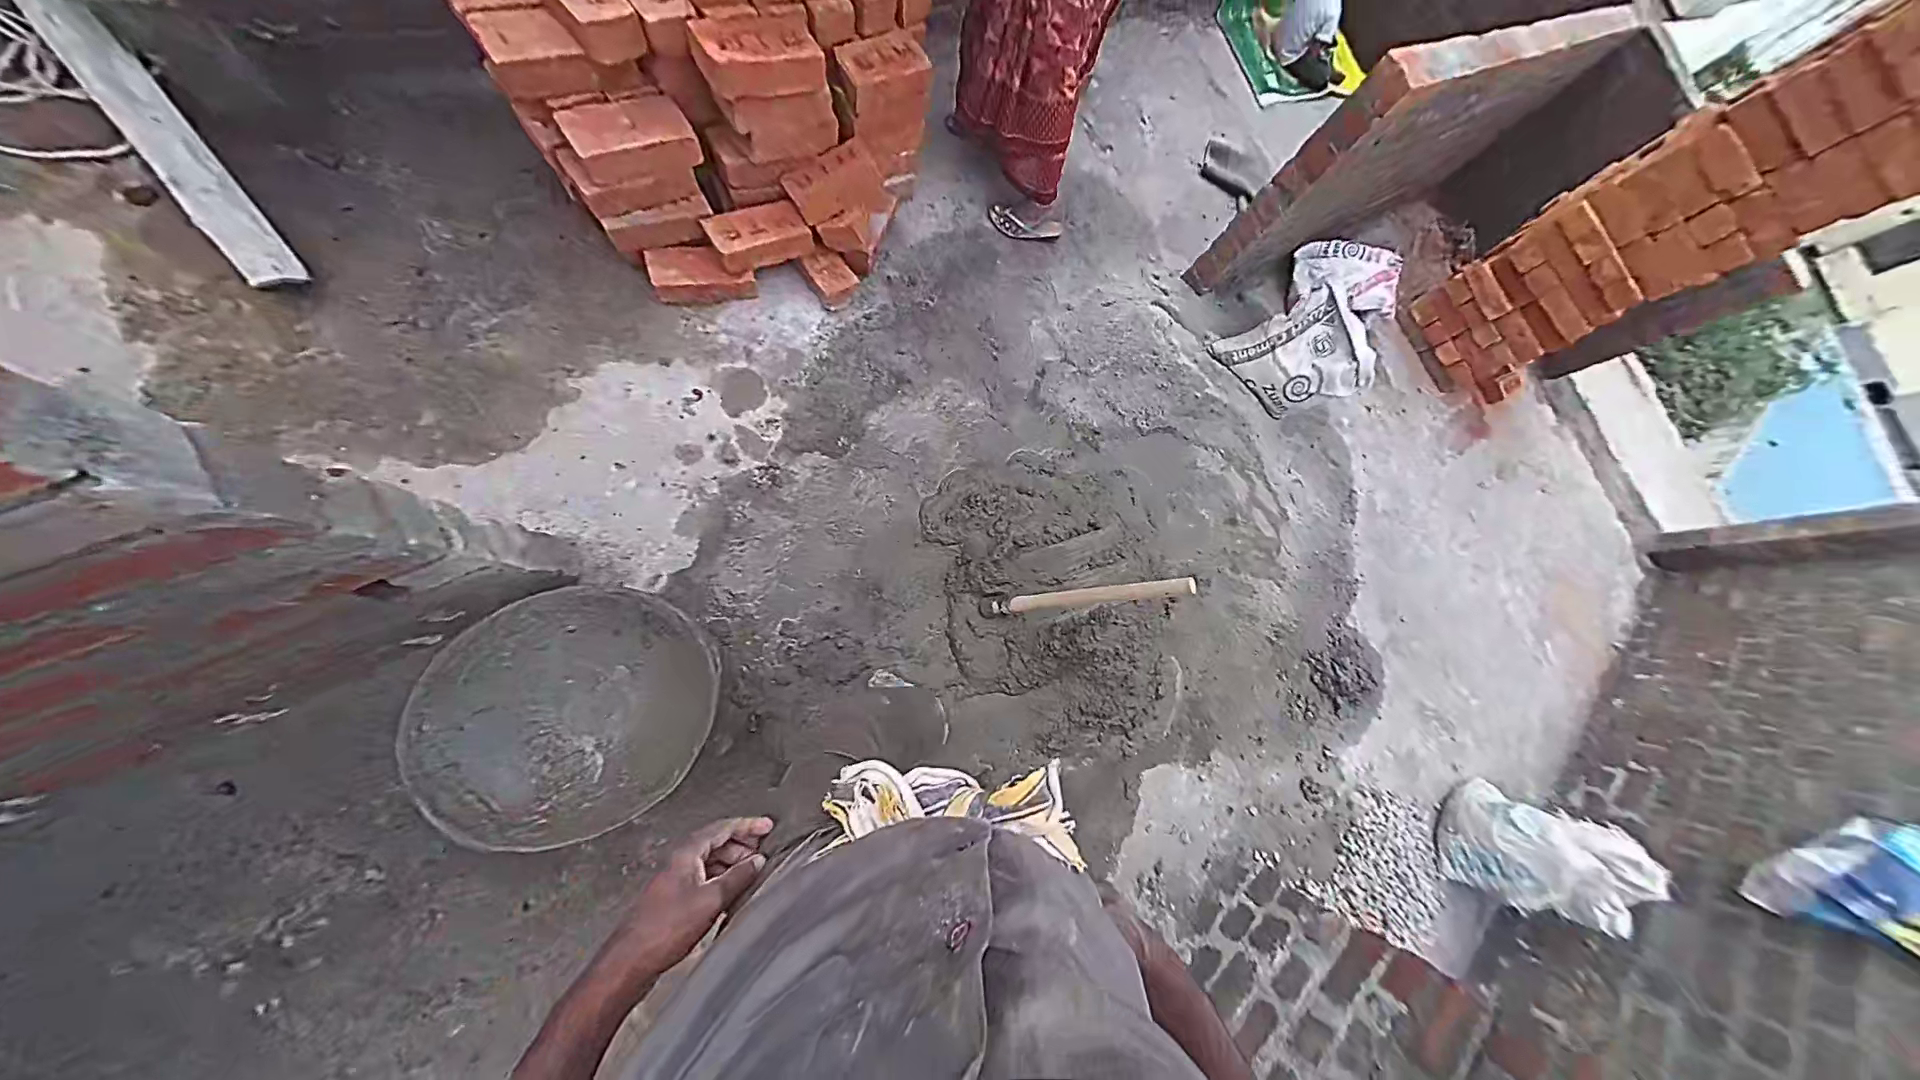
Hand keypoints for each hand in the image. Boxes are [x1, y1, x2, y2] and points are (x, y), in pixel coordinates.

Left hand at [594, 817, 774, 988]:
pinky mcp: (673, 900)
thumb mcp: (710, 899)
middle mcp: (679, 862)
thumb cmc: (665, 929)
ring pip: (710, 861)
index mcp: (687, 854)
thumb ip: (737, 877)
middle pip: (716, 842)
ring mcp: (674, 881)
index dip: (747, 825)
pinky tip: (730, 892)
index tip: (767, 826)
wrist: (628, 963)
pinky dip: (721, 879)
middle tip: (762, 851)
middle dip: (741, 844)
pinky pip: (704, 879)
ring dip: (732, 863)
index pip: (722, 828)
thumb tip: (757, 862)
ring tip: (751, 873)